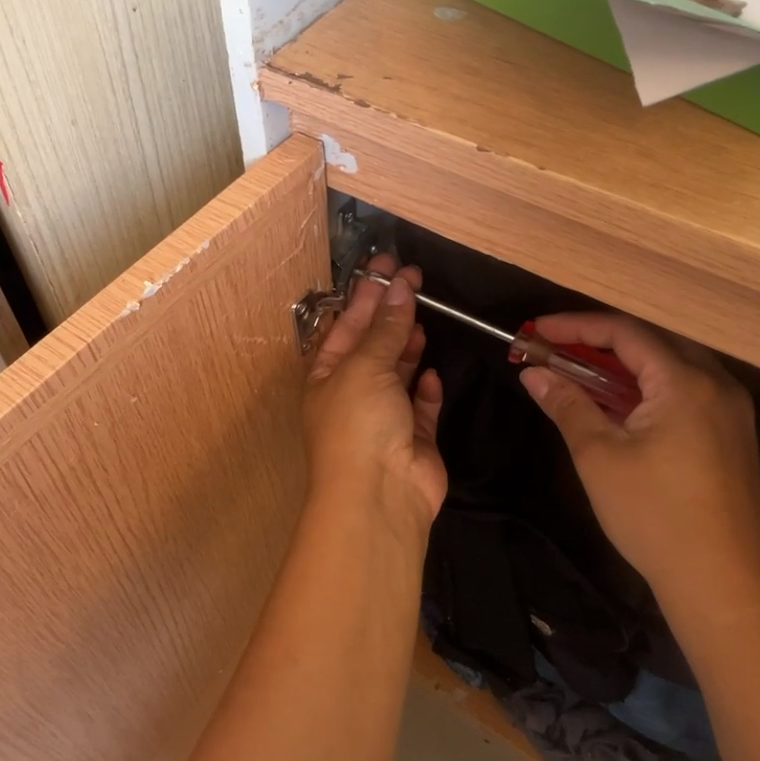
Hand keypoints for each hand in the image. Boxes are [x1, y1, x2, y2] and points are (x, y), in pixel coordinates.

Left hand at [303, 255, 446, 540]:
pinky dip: (427, 388)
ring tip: (424, 316)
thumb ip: (387, 329)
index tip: (389, 265)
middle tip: (416, 278)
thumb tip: (401, 288)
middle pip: (372, 345)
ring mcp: (384, 417)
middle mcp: (352, 394)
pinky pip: (422, 406)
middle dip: (391, 313)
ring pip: (398, 373)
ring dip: (409, 345)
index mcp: (326, 375)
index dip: (366, 294)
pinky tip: (433, 371)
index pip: (345, 325)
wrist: (379, 496)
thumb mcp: (365, 366)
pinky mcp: (415, 438)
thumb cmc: (358, 423)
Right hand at [519, 313, 759, 616]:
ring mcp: (731, 412)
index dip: (575, 327)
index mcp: (686, 383)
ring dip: (623, 366)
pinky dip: (647, 388)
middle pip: (652, 343)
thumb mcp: (599, 457)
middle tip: (553, 350)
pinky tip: (619, 406)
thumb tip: (534, 374)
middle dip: (598, 342)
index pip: (626, 333)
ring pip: (671, 367)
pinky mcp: (732, 437)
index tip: (535, 333)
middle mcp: (717, 385)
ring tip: (578, 374)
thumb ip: (567, 405)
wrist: (721, 583)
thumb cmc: (653, 515)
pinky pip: (686, 392)